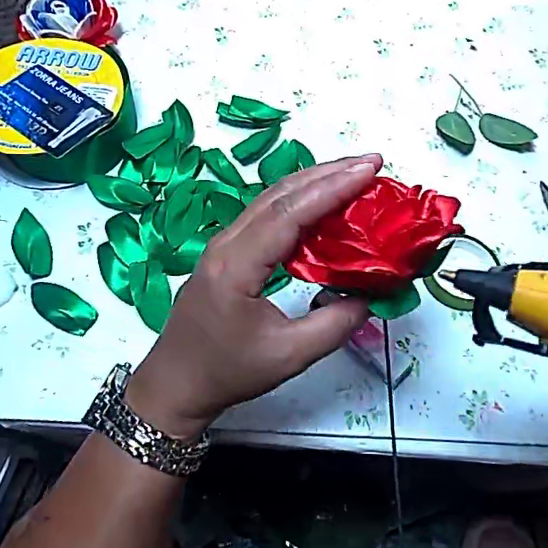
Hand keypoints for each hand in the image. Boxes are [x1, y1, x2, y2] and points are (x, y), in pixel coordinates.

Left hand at [125, 155, 381, 439]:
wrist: (175, 385)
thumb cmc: (227, 372)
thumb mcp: (289, 356)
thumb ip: (335, 324)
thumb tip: (371, 295)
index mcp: (237, 265)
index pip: (290, 212)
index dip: (332, 188)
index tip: (368, 170)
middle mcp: (228, 243)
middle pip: (282, 193)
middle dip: (329, 172)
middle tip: (372, 162)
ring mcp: (226, 243)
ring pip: (274, 198)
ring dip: (316, 181)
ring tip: (356, 173)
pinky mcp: (231, 250)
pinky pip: (270, 213)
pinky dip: (303, 200)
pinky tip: (326, 202)